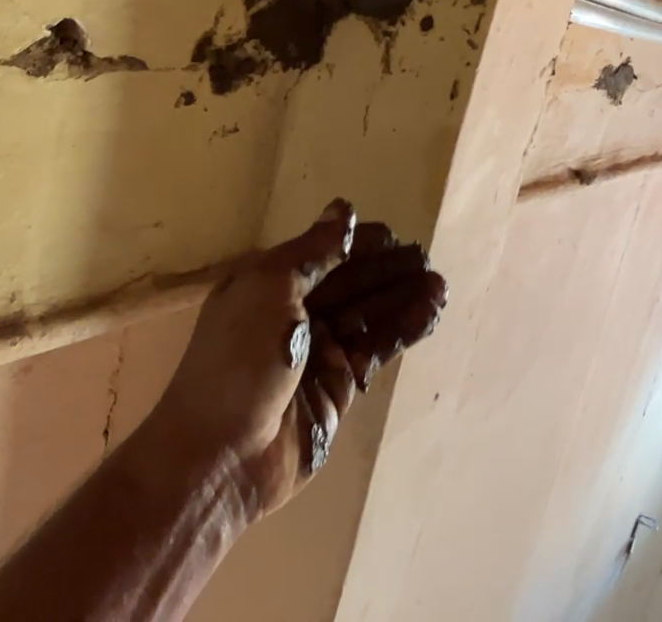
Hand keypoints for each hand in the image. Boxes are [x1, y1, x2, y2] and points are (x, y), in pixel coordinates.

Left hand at [142, 201, 446, 520]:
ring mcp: (315, 353)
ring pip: (365, 317)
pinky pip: (373, 351)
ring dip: (400, 299)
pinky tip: (428, 315)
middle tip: (426, 259)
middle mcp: (290, 314)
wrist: (223, 451)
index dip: (355, 244)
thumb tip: (343, 209)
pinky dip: (400, 332)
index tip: (393, 234)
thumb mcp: (269, 287)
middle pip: (346, 284)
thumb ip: (313, 251)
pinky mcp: (336, 390)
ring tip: (439, 285)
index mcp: (265, 283)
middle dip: (384, 270)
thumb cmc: (238, 356)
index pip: (319, 254)